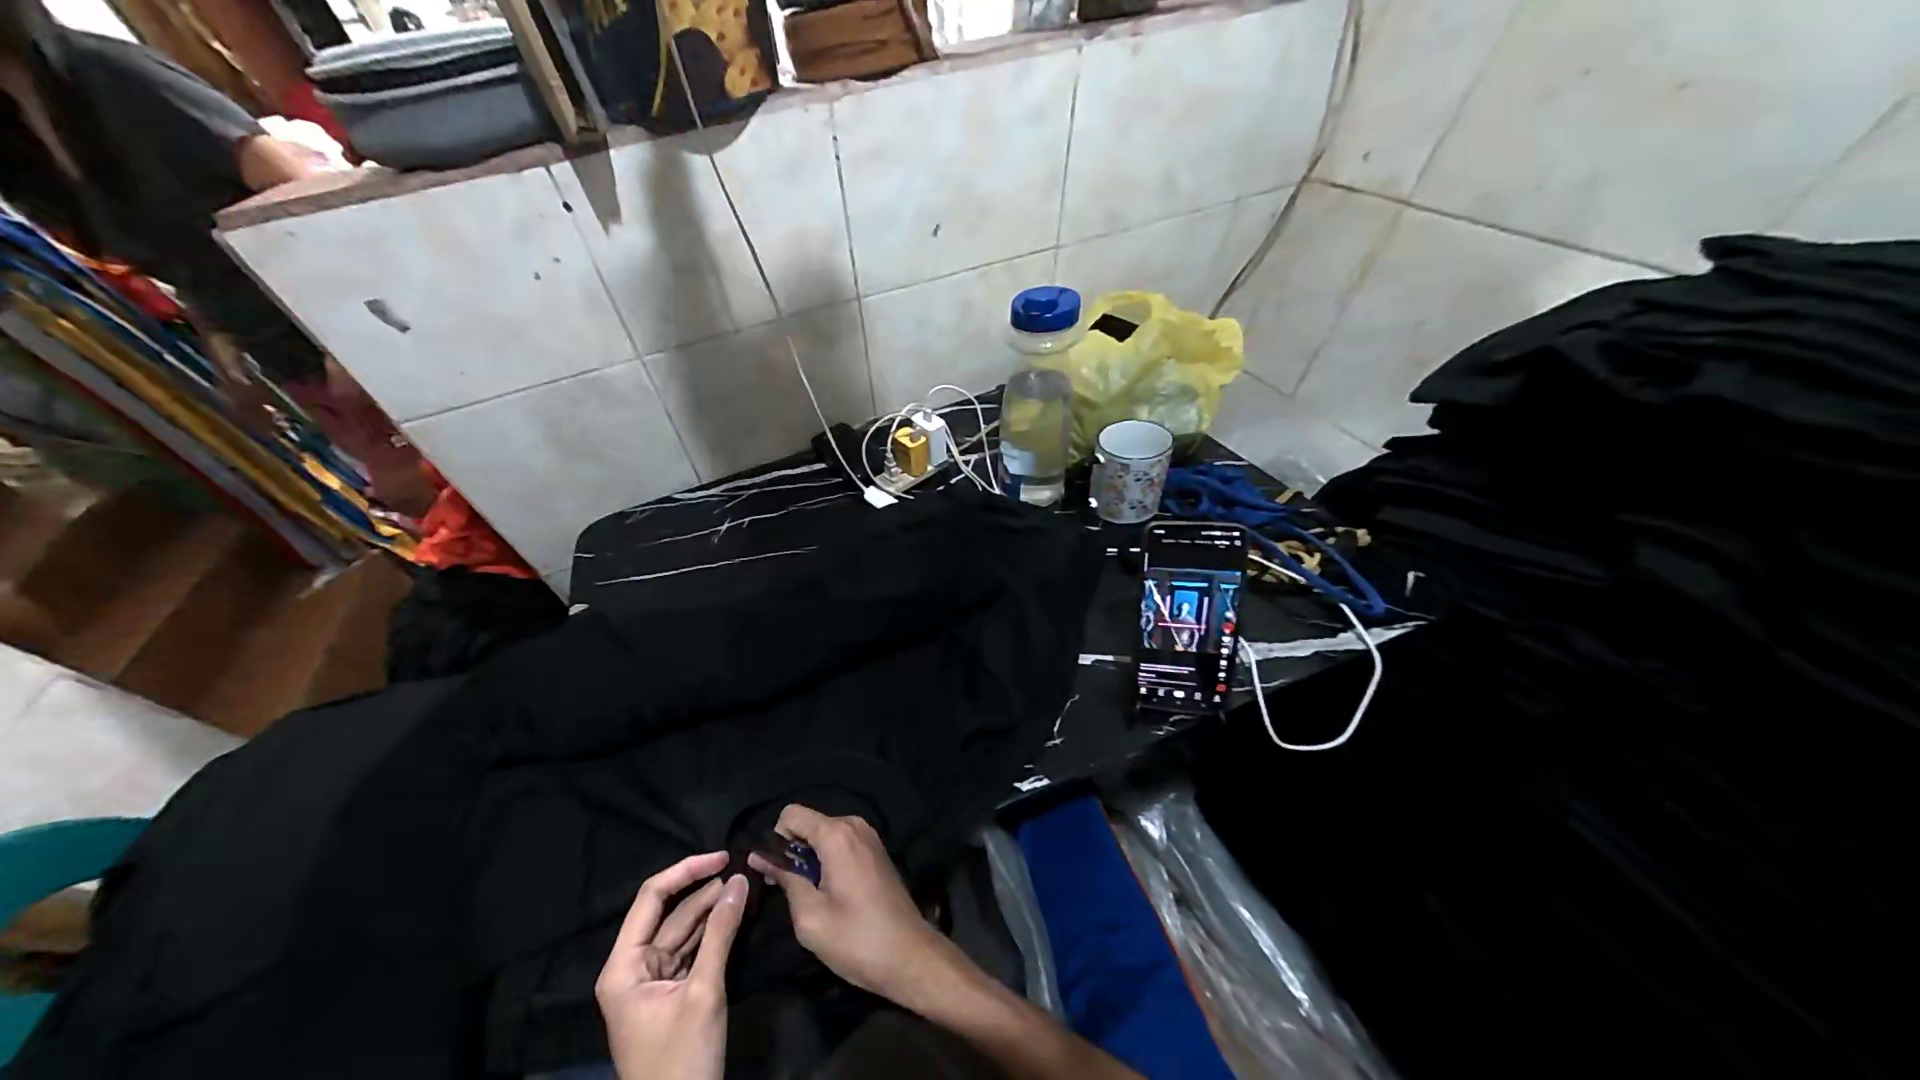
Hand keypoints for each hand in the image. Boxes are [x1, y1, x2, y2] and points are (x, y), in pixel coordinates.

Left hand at [595, 852, 746, 1079]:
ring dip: (711, 911)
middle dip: (703, 891)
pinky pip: (690, 952)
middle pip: (668, 914)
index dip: (686, 872)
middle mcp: (632, 968)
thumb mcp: (704, 991)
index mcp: (623, 966)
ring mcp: (651, 982)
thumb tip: (738, 881)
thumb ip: (720, 932)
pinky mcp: (670, 994)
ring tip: (743, 888)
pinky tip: (734, 917)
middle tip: (742, 871)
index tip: (722, 857)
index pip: (651, 899)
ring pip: (683, 932)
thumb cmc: (681, 1058)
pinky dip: (712, 934)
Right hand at [748, 805, 962, 1008]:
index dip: (775, 840)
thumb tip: (760, 855)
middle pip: (808, 824)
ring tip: (809, 896)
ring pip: (824, 834)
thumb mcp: (810, 915)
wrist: (909, 955)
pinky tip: (830, 893)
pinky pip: (841, 843)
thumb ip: (785, 878)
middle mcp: (854, 825)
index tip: (775, 873)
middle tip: (789, 890)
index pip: (791, 814)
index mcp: (837, 834)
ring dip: (809, 858)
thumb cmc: (856, 939)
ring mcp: (869, 837)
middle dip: (792, 851)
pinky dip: (827, 860)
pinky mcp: (876, 851)